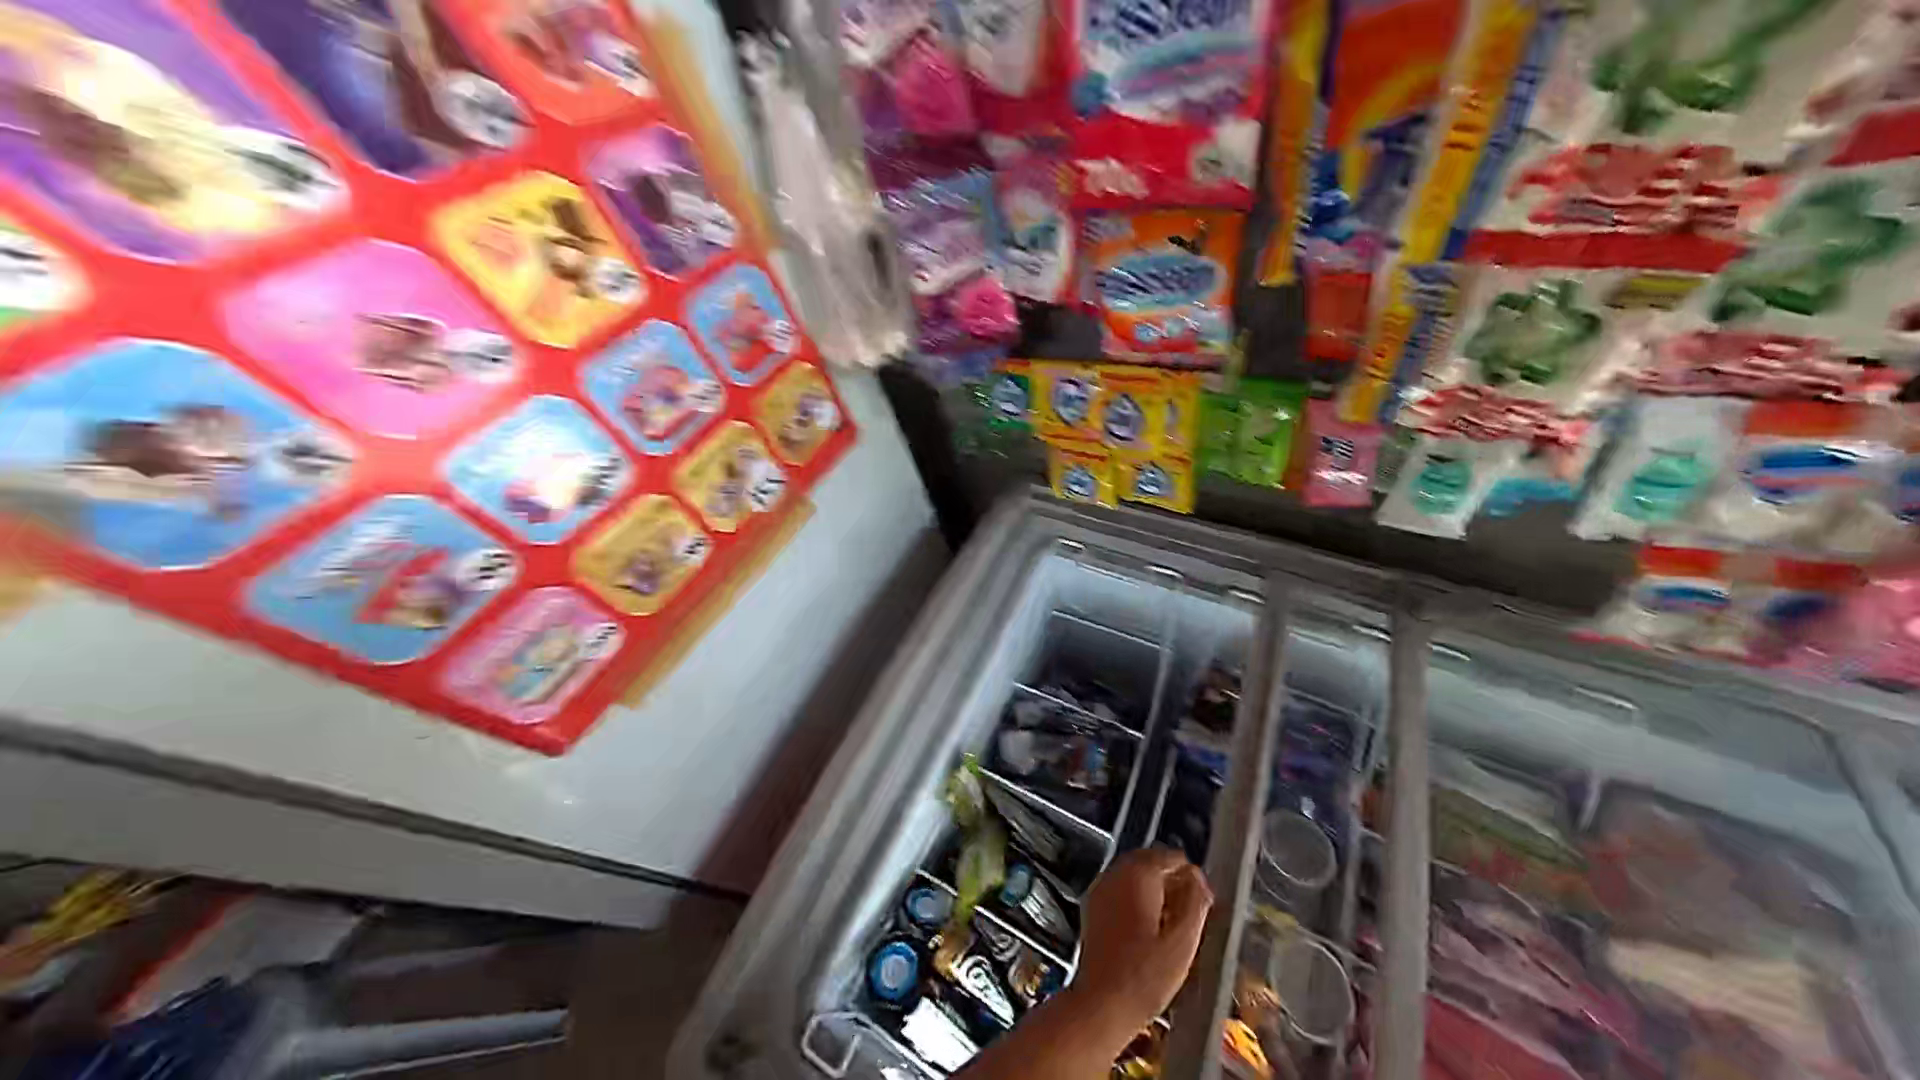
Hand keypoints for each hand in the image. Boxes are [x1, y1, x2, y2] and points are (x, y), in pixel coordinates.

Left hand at [1070, 847, 1213, 1035]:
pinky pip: (1121, 890)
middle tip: (1193, 911)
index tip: (1206, 900)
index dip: (1193, 877)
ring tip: (1174, 922)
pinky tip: (1150, 928)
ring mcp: (1101, 889)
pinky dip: (1138, 899)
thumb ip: (1196, 902)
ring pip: (1135, 875)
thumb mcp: (1183, 940)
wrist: (1102, 1002)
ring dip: (1156, 890)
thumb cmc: (1144, 976)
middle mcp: (1115, 873)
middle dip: (1174, 881)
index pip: (1171, 856)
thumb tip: (1199, 879)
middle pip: (1151, 861)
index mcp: (1137, 873)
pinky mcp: (1094, 906)